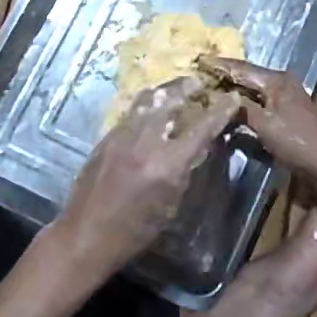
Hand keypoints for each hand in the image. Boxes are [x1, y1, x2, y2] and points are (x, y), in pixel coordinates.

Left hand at [49, 76, 239, 279]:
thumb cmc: (134, 232)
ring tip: (176, 89)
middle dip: (187, 88)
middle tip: (199, 82)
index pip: (200, 129)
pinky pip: (131, 112)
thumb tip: (197, 147)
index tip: (232, 98)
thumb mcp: (170, 206)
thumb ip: (184, 171)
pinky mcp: (106, 136)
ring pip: (146, 100)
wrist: (85, 233)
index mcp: (166, 165)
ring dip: (164, 91)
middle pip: (169, 100)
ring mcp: (122, 135)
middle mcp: (145, 142)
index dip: (219, 111)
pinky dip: (145, 105)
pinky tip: (150, 109)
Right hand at [198, 57, 316, 191]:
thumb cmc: (296, 142)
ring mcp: (284, 98)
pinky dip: (242, 104)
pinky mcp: (284, 114)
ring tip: (207, 91)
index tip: (196, 61)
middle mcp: (280, 83)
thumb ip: (239, 107)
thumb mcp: (264, 124)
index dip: (218, 65)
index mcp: (276, 80)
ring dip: (231, 92)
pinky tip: (226, 108)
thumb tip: (217, 96)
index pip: (241, 67)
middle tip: (197, 77)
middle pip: (246, 76)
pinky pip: (256, 103)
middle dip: (223, 77)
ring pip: (250, 91)